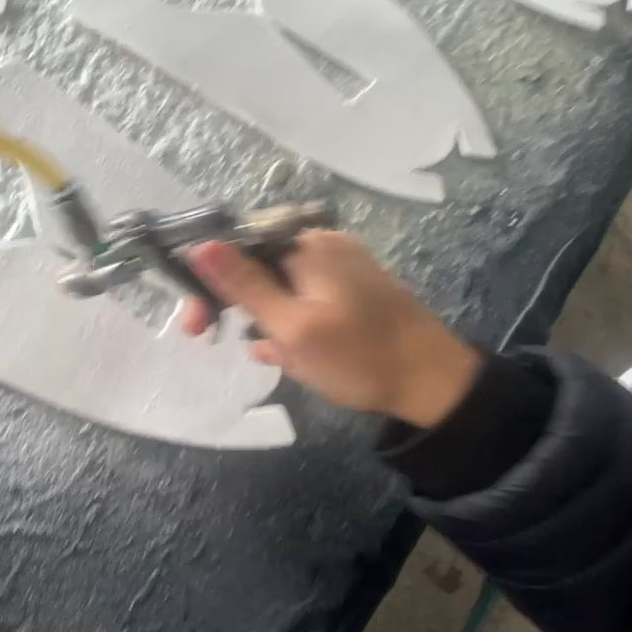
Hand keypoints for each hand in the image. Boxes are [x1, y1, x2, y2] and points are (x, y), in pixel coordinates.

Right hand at [178, 231, 480, 427]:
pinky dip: (287, 320)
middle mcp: (323, 246)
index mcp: (307, 245)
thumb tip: (199, 245)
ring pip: (278, 284)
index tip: (193, 319)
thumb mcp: (291, 326)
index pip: (237, 245)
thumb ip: (244, 284)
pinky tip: (282, 350)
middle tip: (208, 335)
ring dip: (260, 315)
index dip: (206, 278)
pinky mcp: (353, 291)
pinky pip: (302, 297)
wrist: (438, 387)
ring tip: (264, 350)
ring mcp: (341, 268)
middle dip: (232, 300)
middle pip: (256, 263)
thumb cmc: (359, 357)